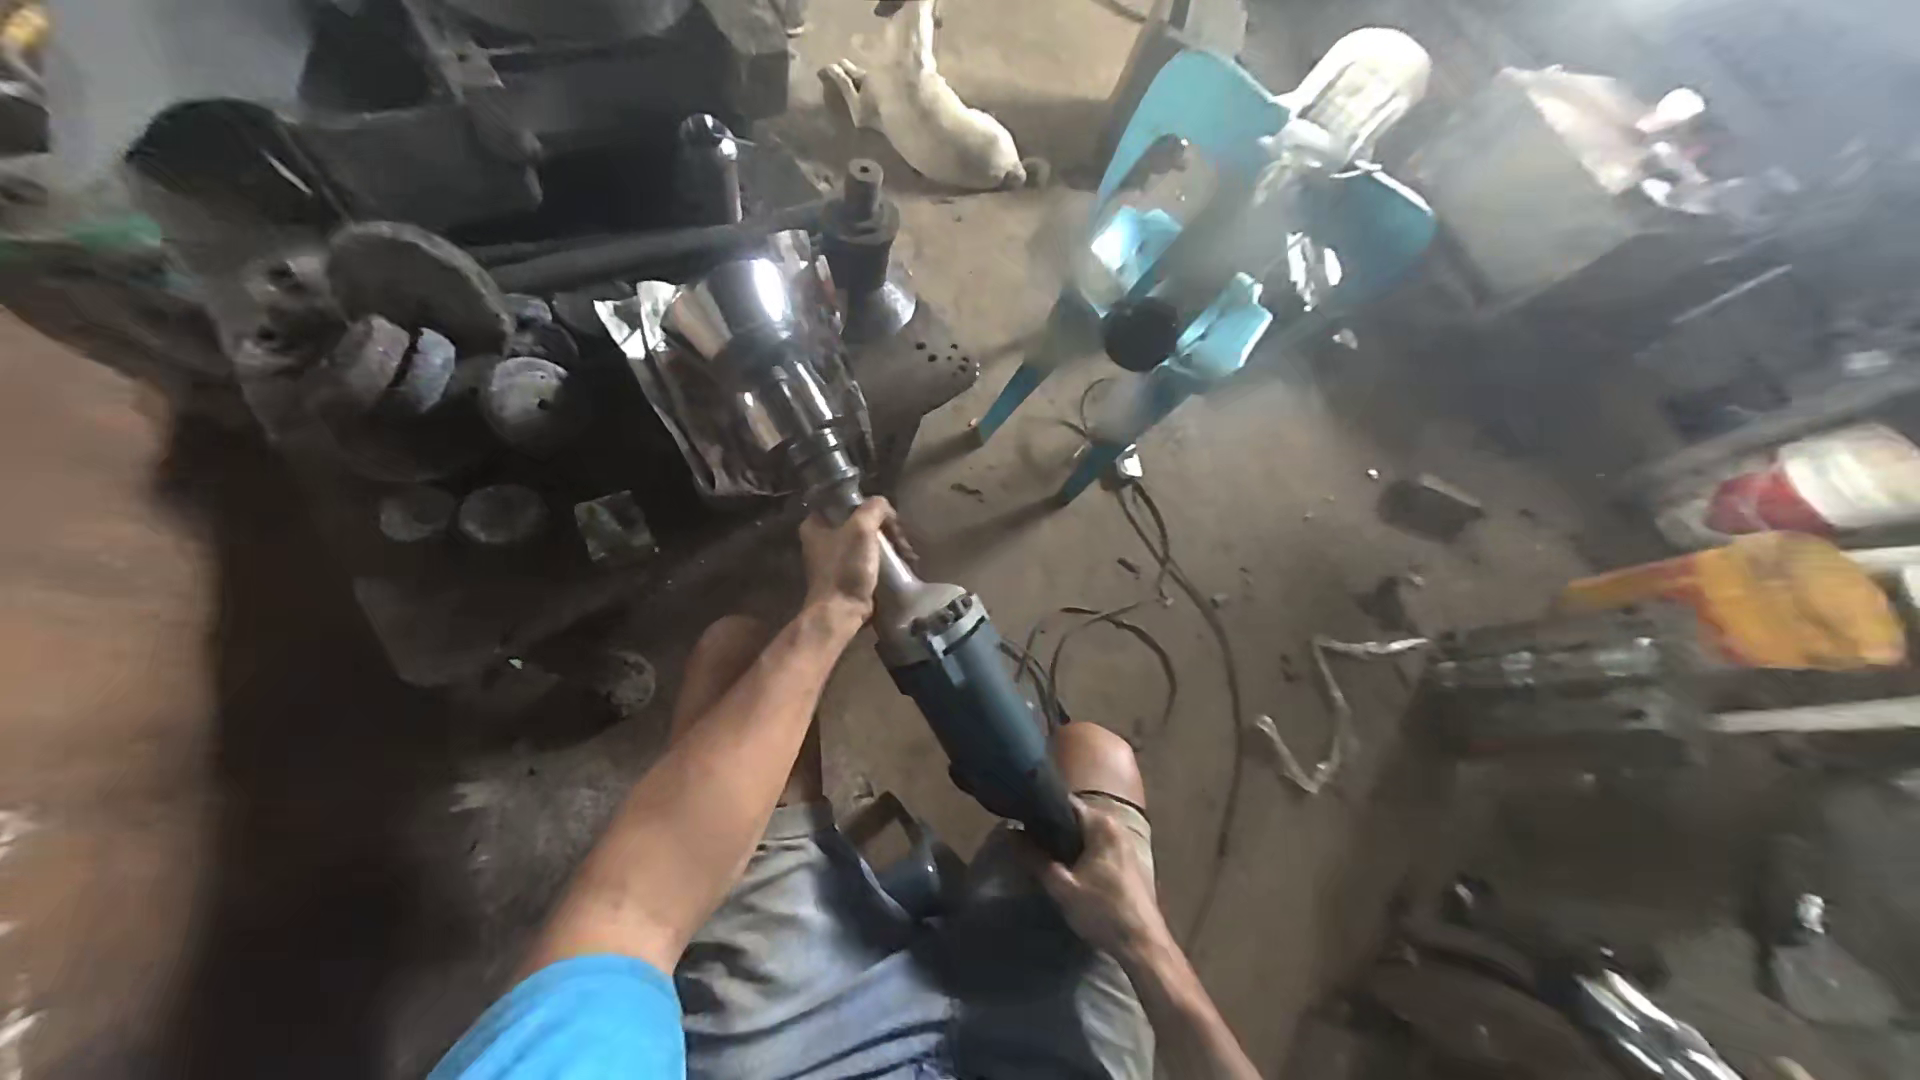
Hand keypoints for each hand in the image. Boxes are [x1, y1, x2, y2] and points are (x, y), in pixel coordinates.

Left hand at [799, 498, 896, 625]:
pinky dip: (884, 561)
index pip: (844, 503)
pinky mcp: (846, 577)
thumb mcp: (861, 528)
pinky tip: (901, 563)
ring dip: (887, 546)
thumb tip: (884, 505)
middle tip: (901, 538)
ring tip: (906, 553)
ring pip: (866, 542)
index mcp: (814, 525)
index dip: (868, 506)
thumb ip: (874, 508)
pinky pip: (868, 560)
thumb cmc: (846, 567)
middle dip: (884, 529)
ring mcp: (833, 561)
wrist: (841, 611)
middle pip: (859, 523)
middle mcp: (820, 541)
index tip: (888, 517)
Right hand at [1032, 796, 1169, 960]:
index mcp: (1101, 824)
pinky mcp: (1128, 862)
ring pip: (1086, 833)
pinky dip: (1081, 851)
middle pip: (1076, 817)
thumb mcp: (1062, 886)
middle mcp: (1115, 826)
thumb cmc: (1102, 911)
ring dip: (1066, 841)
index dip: (1040, 809)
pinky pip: (1097, 846)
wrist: (1143, 947)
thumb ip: (1034, 858)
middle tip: (1026, 837)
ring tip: (1041, 852)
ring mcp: (1125, 844)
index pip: (1064, 802)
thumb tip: (1009, 833)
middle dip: (1052, 826)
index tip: (1020, 817)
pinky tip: (1066, 867)